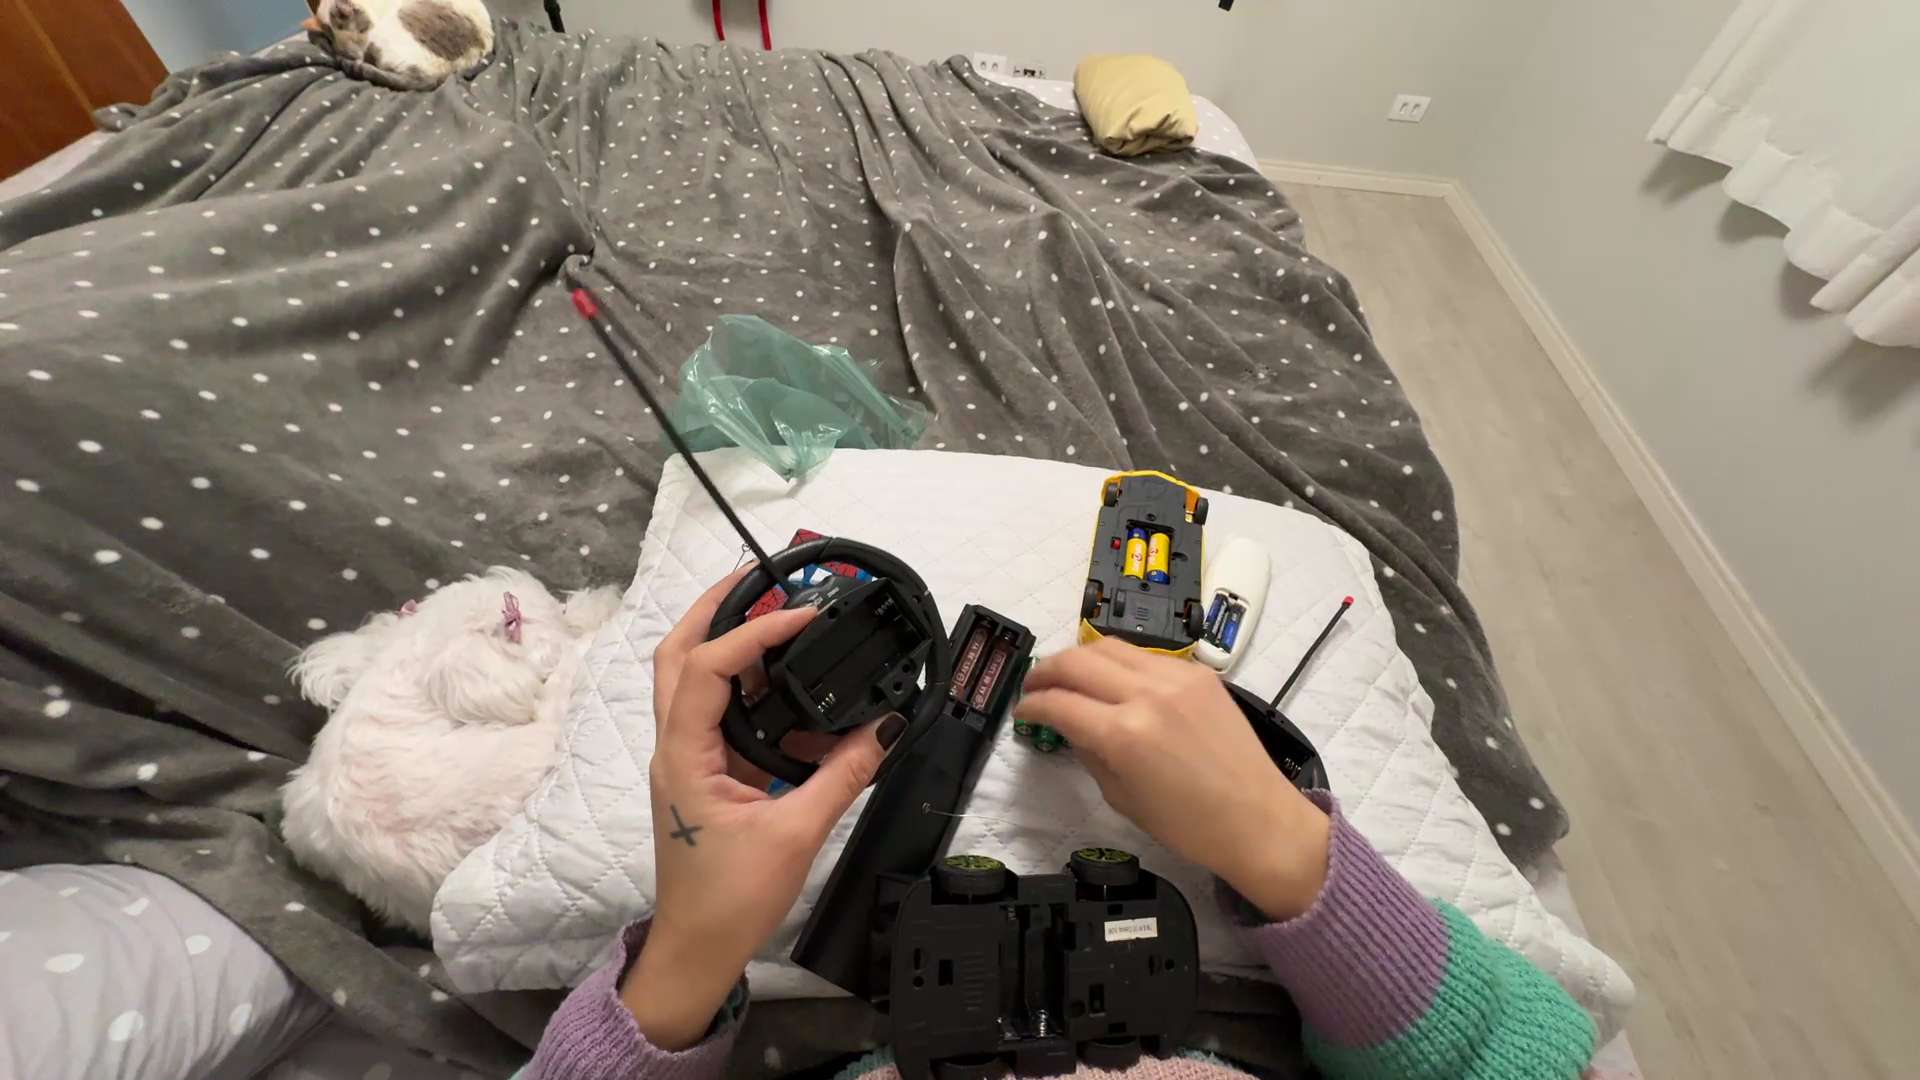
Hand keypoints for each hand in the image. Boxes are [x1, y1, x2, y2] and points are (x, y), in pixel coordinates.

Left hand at [619, 568, 906, 1048]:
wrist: (696, 950)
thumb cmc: (732, 898)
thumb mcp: (798, 832)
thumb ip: (845, 772)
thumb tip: (889, 725)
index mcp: (685, 755)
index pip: (706, 668)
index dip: (754, 631)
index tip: (804, 615)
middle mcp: (676, 744)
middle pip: (676, 654)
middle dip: (712, 607)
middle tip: (758, 577)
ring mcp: (687, 755)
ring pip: (690, 677)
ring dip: (725, 636)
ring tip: (774, 611)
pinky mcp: (704, 768)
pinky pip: (719, 708)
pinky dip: (747, 680)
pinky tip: (787, 680)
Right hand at [1014, 636, 1331, 920]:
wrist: (1259, 819)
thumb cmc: (1187, 824)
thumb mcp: (1120, 796)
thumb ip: (1087, 750)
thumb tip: (1066, 722)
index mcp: (1124, 734)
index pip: (1058, 703)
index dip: (1031, 705)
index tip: (1022, 711)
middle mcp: (1146, 694)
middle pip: (1076, 661)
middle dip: (1045, 670)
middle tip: (1034, 685)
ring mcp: (1176, 677)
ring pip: (1108, 646)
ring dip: (1080, 658)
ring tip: (1069, 674)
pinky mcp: (1199, 672)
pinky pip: (1145, 656)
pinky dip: (1120, 663)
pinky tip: (1116, 681)